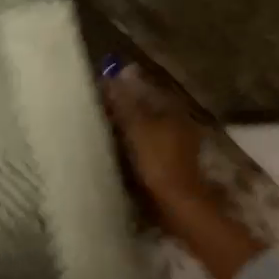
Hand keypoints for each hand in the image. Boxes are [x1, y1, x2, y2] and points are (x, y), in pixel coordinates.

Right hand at [102, 62, 212, 212]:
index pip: (145, 88)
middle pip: (147, 108)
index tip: (101, 91)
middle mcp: (178, 122)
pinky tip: (118, 149)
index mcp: (173, 109)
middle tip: (99, 110)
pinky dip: (133, 143)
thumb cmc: (157, 160)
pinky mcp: (170, 163)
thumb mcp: (136, 127)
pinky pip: (147, 145)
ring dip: (128, 126)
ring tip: (104, 129)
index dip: (123, 87)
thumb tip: (113, 76)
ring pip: (147, 127)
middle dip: (125, 107)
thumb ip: (124, 101)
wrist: (176, 202)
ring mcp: (177, 144)